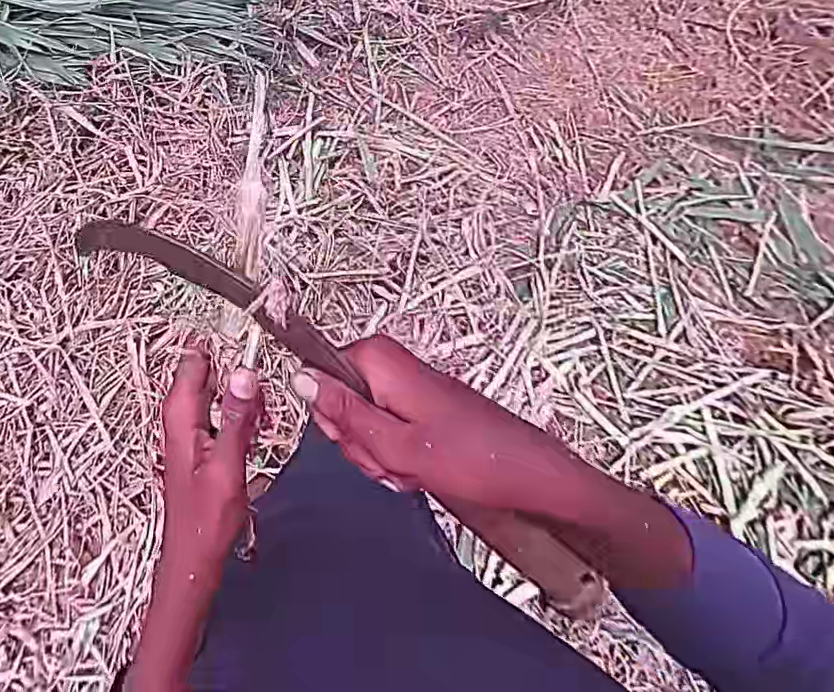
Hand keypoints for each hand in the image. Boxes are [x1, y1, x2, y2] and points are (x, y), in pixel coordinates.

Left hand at [159, 347, 262, 569]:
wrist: (195, 555)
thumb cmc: (204, 519)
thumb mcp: (227, 464)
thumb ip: (236, 417)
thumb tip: (244, 374)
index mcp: (179, 412)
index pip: (196, 358)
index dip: (223, 347)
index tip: (249, 346)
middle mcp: (180, 413)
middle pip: (211, 371)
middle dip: (240, 378)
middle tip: (260, 401)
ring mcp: (189, 425)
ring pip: (220, 391)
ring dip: (244, 400)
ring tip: (258, 422)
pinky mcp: (200, 437)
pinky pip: (222, 411)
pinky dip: (241, 416)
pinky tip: (253, 433)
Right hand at [291, 335, 587, 514]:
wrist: (532, 475)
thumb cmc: (477, 459)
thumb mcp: (396, 445)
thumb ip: (342, 411)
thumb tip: (300, 378)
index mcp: (376, 358)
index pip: (318, 379)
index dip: (335, 419)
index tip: (364, 440)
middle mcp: (385, 361)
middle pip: (337, 402)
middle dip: (361, 441)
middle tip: (393, 459)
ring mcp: (399, 381)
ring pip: (358, 420)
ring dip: (379, 452)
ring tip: (412, 465)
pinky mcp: (411, 399)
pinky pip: (380, 425)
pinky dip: (394, 452)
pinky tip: (418, 466)